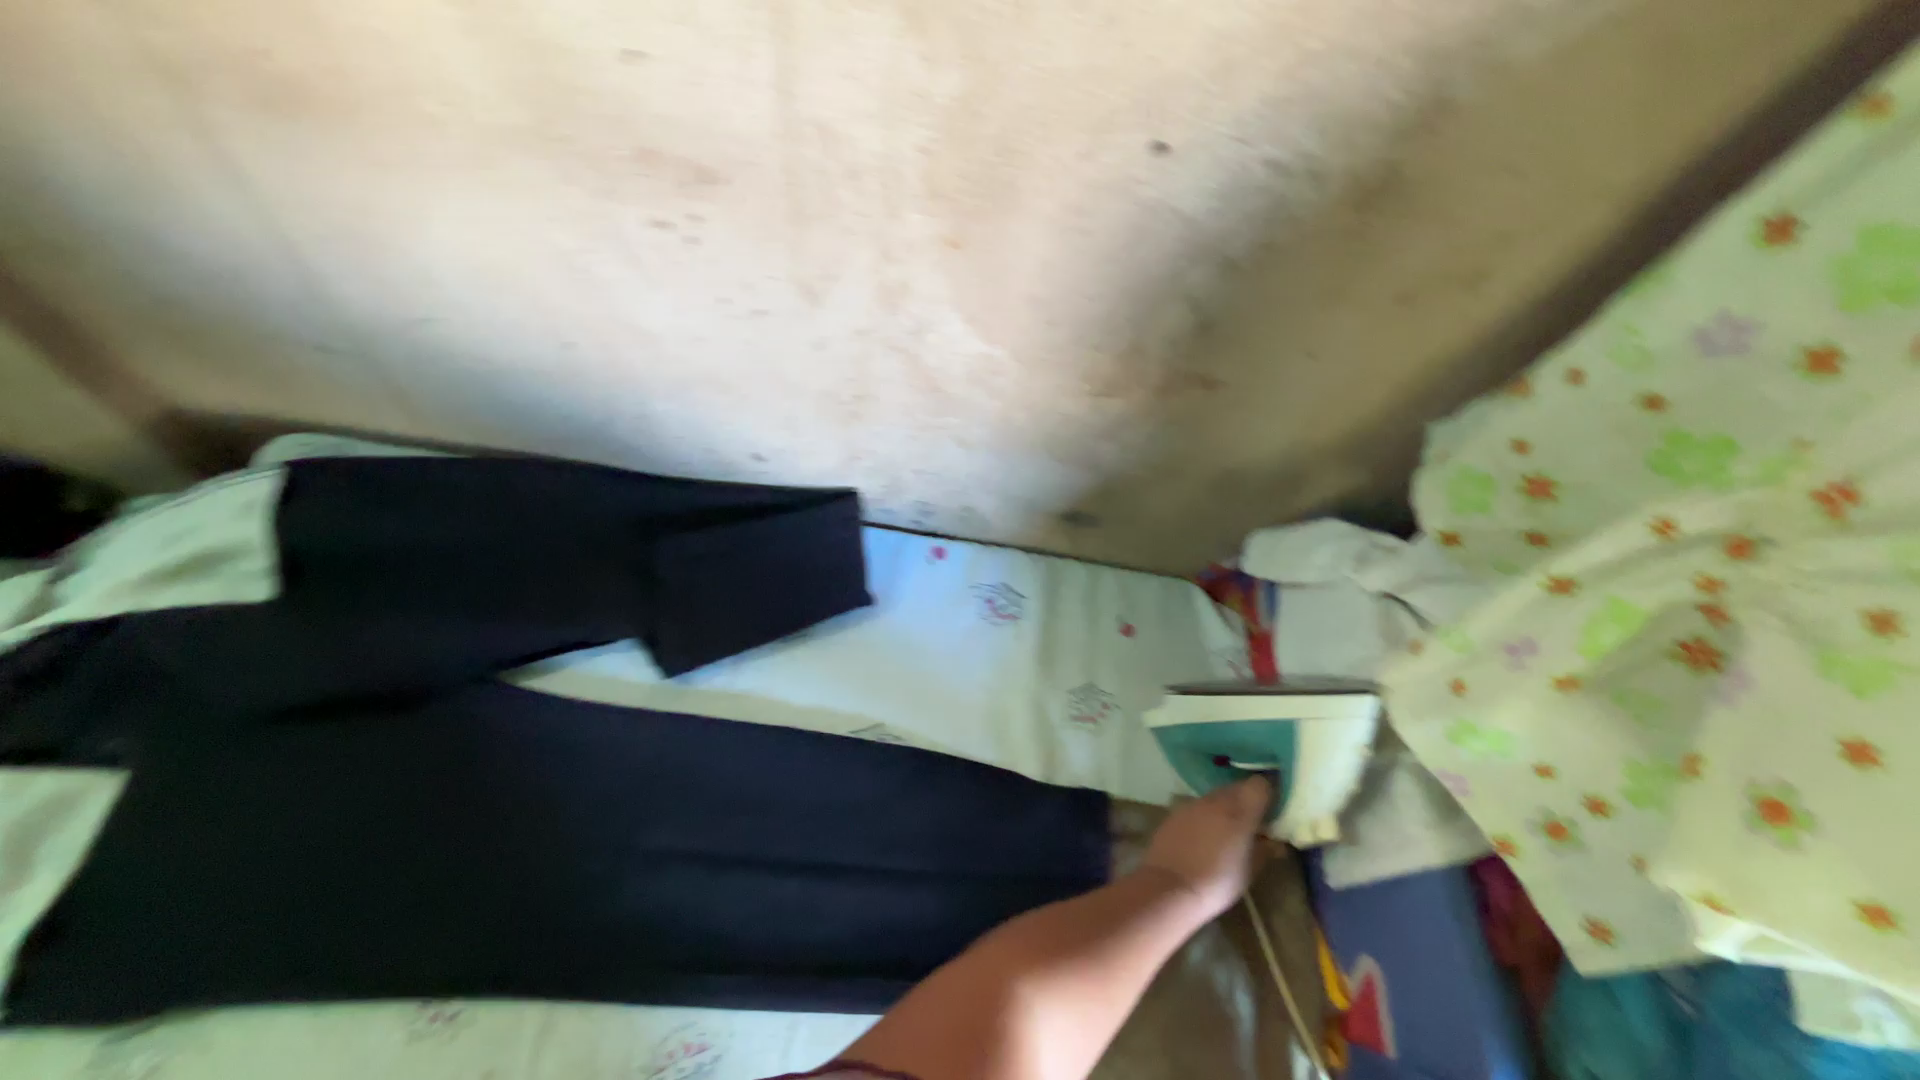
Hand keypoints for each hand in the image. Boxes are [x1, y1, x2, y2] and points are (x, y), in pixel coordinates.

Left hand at [1136, 775, 1274, 918]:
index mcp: (1240, 810)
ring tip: (1229, 830)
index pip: (1260, 784)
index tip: (1274, 809)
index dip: (1269, 793)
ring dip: (1226, 807)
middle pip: (1237, 787)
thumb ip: (1265, 849)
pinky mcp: (1175, 812)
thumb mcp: (1250, 869)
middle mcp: (1216, 799)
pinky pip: (1197, 806)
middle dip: (1248, 799)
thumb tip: (1275, 841)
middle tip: (1254, 821)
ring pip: (1216, 796)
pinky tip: (1205, 835)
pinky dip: (1206, 815)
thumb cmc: (1219, 881)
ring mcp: (1192, 803)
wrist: (1170, 887)